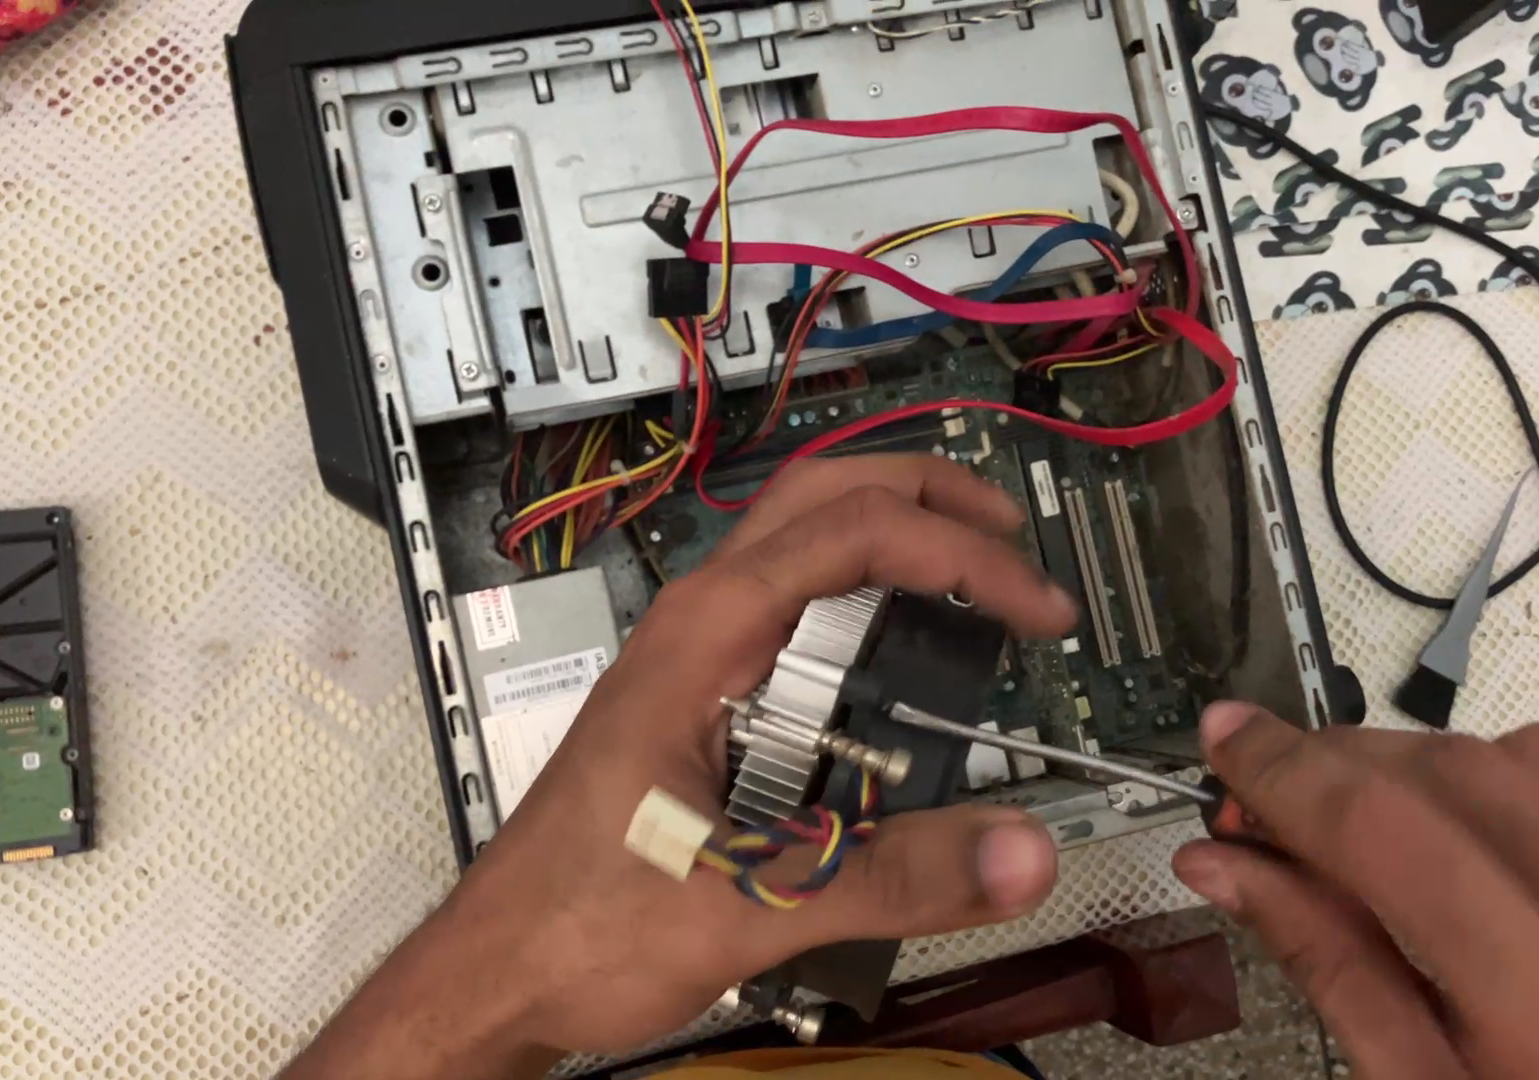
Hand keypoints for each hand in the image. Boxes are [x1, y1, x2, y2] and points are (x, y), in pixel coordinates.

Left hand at [283, 456, 1075, 1078]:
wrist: (504, 960)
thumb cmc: (587, 920)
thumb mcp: (748, 903)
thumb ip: (892, 879)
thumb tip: (1022, 851)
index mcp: (708, 633)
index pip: (855, 535)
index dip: (961, 553)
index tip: (1034, 606)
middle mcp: (706, 613)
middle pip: (825, 492)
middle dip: (927, 491)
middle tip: (1007, 534)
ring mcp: (705, 639)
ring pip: (806, 528)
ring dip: (895, 522)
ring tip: (971, 560)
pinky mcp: (712, 676)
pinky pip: (797, 590)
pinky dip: (865, 577)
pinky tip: (901, 625)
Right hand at [1172, 704, 1538, 1078]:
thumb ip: (1322, 958)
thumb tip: (1213, 859)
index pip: (1377, 828)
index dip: (1279, 767)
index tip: (1222, 732)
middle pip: (1434, 770)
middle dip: (1336, 768)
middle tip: (1280, 799)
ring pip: (1505, 753)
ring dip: (1422, 777)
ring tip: (1405, 838)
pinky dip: (1511, 788)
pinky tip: (1507, 850)